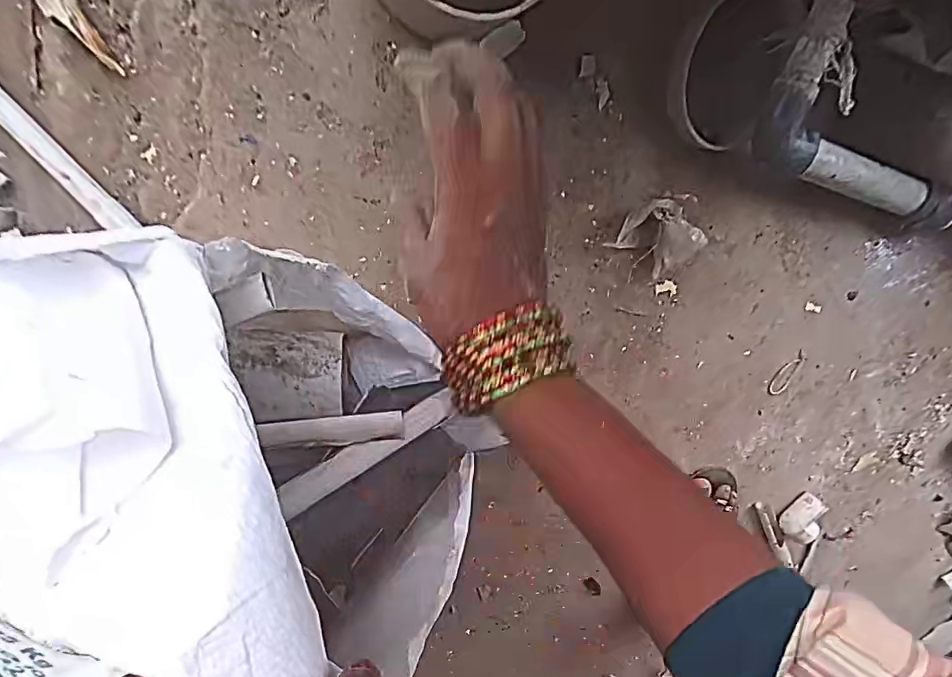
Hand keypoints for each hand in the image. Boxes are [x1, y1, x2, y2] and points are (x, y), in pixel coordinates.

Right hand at [402, 42, 547, 345]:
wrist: (507, 342)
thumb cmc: (463, 312)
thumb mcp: (417, 265)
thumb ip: (413, 218)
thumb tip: (415, 199)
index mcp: (465, 191)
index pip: (447, 109)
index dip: (426, 77)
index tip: (411, 70)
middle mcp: (503, 182)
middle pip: (497, 93)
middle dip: (471, 62)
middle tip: (447, 59)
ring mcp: (528, 192)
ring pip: (525, 113)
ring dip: (500, 88)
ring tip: (475, 83)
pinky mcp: (540, 207)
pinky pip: (535, 146)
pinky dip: (517, 122)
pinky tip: (500, 129)